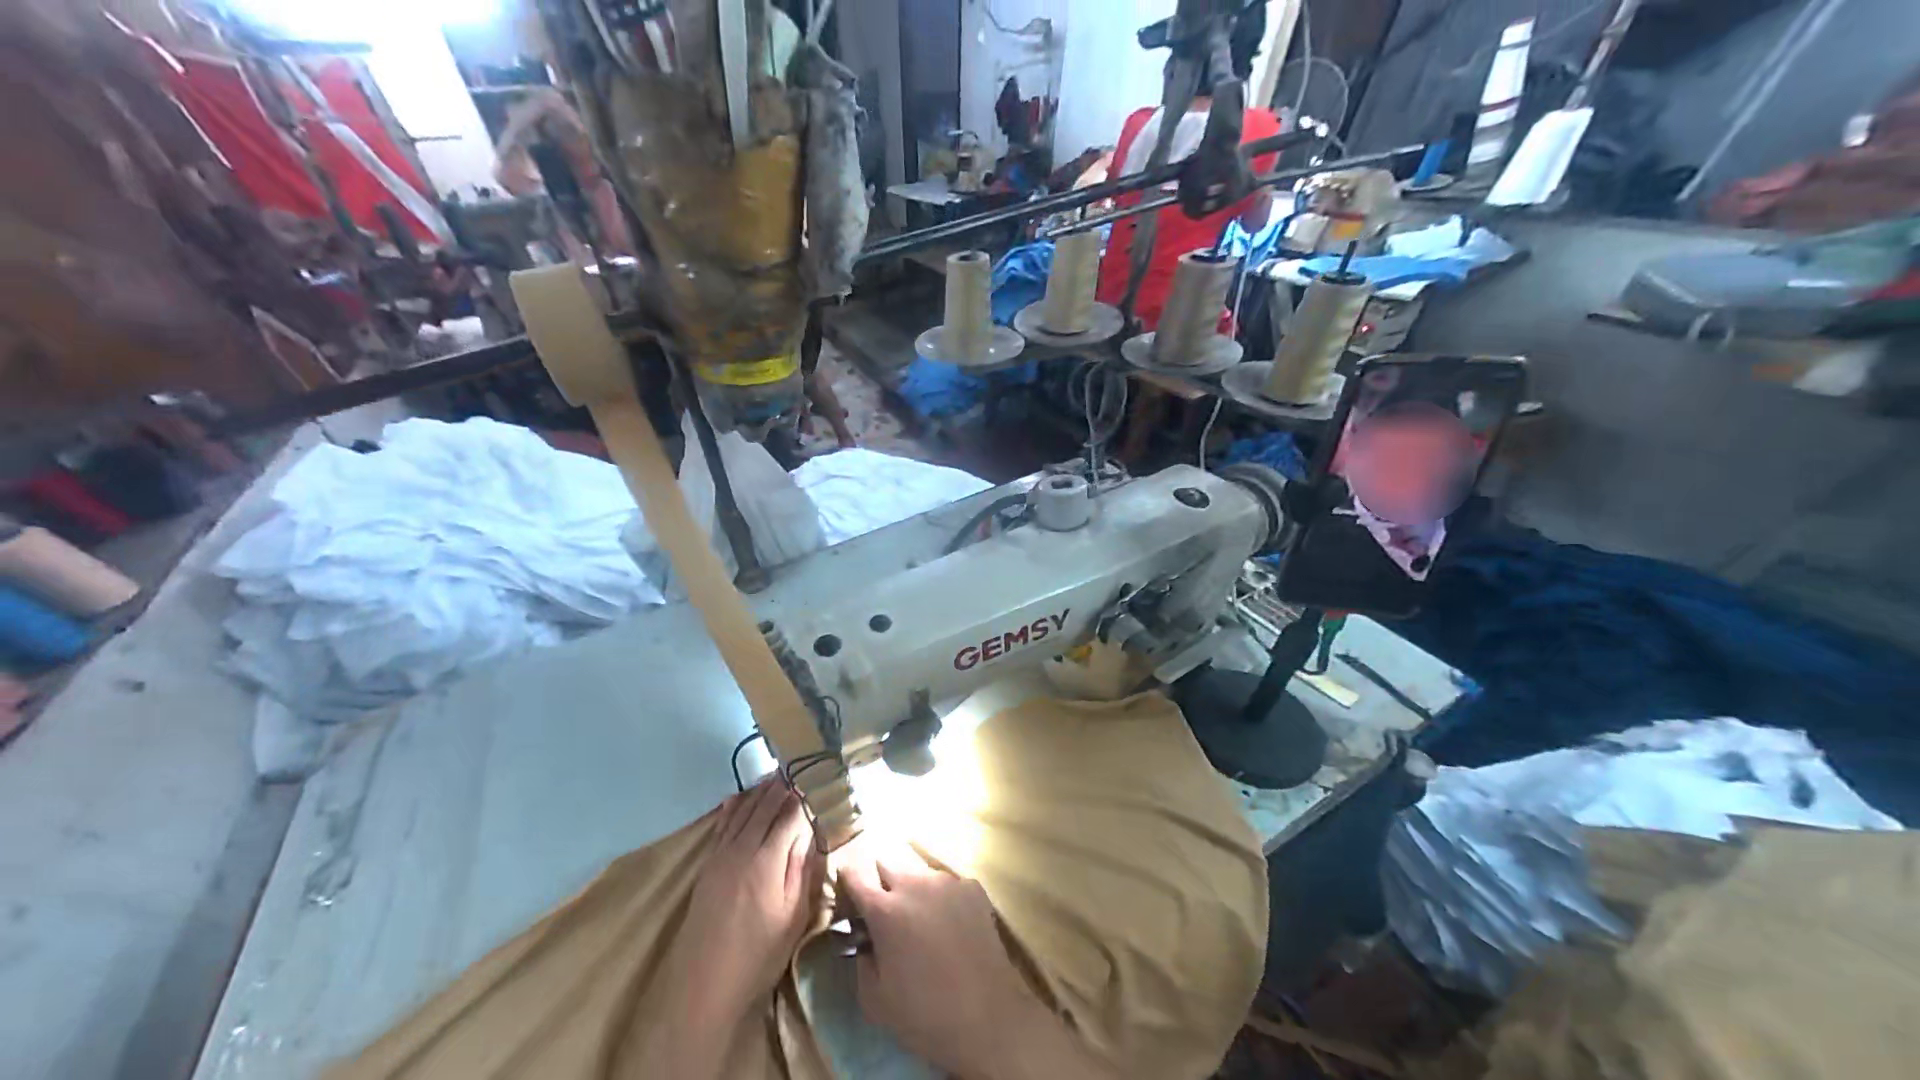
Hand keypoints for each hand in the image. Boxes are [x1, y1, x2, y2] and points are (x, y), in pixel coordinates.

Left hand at [655, 778, 823, 1071]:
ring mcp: (721, 855)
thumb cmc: (758, 953)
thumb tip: (810, 834)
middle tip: (798, 766)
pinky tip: (738, 797)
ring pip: (742, 811)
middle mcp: (742, 849)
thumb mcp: (793, 916)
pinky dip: (733, 807)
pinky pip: (721, 826)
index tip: (817, 778)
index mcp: (767, 860)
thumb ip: (801, 870)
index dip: (803, 795)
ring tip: (775, 774)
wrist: (704, 982)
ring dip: (759, 791)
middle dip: (782, 785)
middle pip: (764, 807)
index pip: (789, 815)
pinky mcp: (708, 866)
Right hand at [841, 846, 1115, 1079]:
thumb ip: (861, 961)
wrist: (987, 1016)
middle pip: (888, 862)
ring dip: (914, 888)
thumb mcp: (874, 999)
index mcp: (884, 910)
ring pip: (920, 872)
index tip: (845, 883)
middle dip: (881, 880)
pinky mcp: (974, 888)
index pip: (854, 876)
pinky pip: (948, 884)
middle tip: (886, 909)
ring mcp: (947, 882)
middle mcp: (914, 884)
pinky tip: (951, 926)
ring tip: (923, 921)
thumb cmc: (924, 1013)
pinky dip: (943, 898)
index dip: (846, 878)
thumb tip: (865, 940)